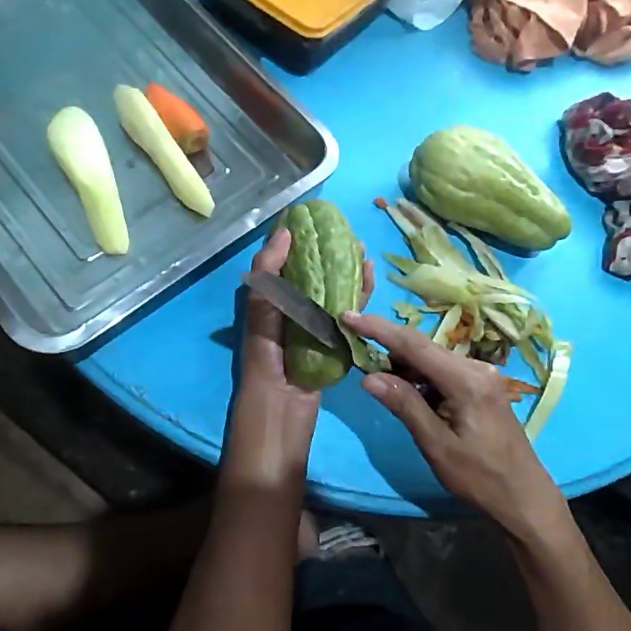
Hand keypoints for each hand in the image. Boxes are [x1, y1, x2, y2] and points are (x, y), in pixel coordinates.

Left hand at [231, 229, 372, 472]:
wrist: (281, 412)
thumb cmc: (266, 360)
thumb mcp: (261, 312)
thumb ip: (270, 275)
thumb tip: (284, 232)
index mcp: (269, 304)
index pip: (284, 264)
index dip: (296, 241)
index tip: (314, 218)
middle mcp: (291, 313)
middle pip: (313, 277)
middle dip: (329, 254)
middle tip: (347, 234)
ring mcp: (314, 329)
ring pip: (333, 293)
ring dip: (347, 272)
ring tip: (362, 250)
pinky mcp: (334, 344)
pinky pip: (347, 315)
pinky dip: (358, 297)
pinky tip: (369, 279)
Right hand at [341, 312, 571, 544]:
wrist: (525, 498)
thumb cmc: (480, 477)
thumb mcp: (436, 445)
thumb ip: (405, 406)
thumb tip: (368, 377)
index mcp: (466, 381)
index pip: (413, 345)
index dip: (378, 329)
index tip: (348, 316)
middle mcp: (476, 369)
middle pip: (421, 346)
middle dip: (385, 343)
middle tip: (352, 343)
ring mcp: (480, 375)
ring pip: (429, 357)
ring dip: (400, 362)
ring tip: (374, 375)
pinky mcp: (479, 385)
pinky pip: (440, 369)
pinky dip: (416, 374)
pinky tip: (403, 389)